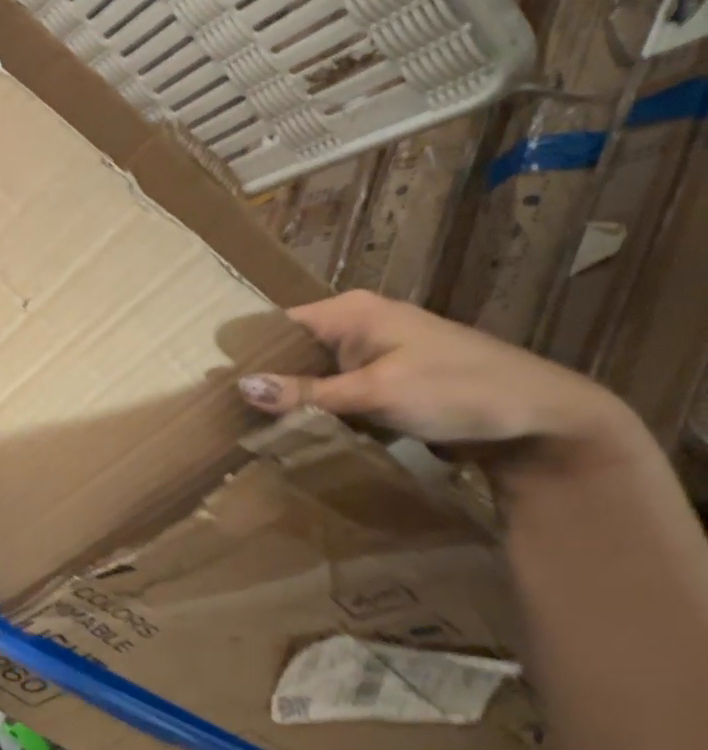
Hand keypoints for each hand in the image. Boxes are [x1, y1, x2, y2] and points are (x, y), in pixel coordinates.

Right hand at [236, 290, 642, 467]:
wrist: (542, 419)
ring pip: (308, 377)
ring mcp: (371, 356)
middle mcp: (356, 326)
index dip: (242, 354)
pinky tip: (292, 436)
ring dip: (287, 403)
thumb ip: (305, 393)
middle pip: (288, 352)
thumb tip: (239, 387)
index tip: (207, 388)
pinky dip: (314, 413)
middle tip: (219, 417)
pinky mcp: (383, 384)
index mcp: (351, 313)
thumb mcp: (375, 393)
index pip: (275, 326)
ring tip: (246, 430)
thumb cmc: (460, 391)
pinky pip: (331, 395)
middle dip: (260, 382)